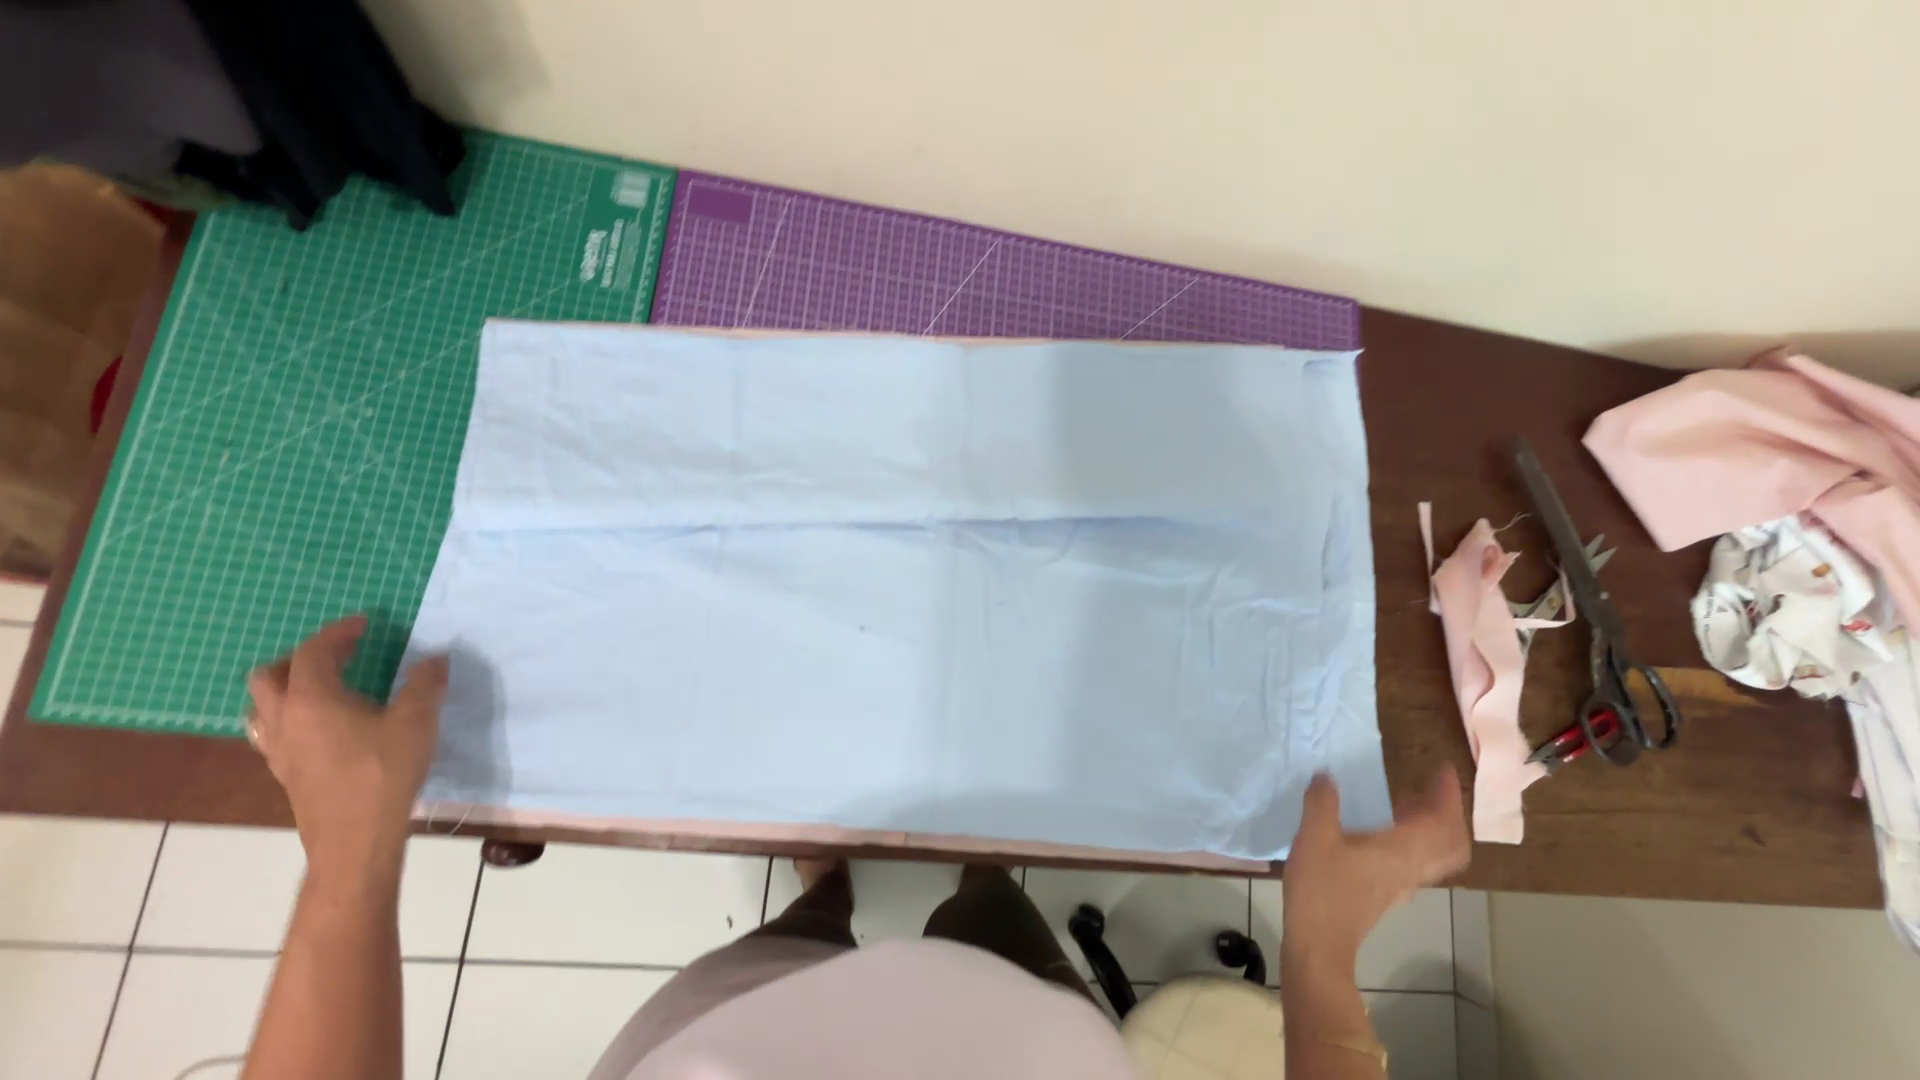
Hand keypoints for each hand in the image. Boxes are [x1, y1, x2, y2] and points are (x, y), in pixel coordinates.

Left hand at [246, 616, 448, 889]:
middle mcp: (284, 719)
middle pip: (270, 675)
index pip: (314, 652)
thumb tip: (435, 657)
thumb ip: (425, 684)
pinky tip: (322, 728)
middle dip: (301, 657)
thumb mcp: (417, 721)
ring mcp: (278, 749)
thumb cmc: (384, 773)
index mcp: (312, 698)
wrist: (355, 839)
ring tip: (323, 688)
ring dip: (287, 688)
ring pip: (263, 706)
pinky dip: (291, 716)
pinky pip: (272, 732)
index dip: (339, 633)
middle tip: (338, 654)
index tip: (364, 624)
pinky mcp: (285, 773)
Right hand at [1282, 765, 1470, 968]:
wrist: (1319, 943)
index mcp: (1401, 850)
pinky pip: (1416, 862)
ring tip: (1406, 805)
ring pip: (1434, 854)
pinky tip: (1380, 833)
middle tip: (1429, 788)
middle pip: (1450, 841)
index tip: (1441, 769)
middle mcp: (1411, 867)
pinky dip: (1412, 841)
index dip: (1448, 795)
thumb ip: (1322, 802)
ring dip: (1431, 827)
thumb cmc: (1321, 888)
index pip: (1442, 821)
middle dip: (1447, 812)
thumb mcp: (1314, 836)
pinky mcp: (1387, 894)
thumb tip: (1326, 776)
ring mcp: (1402, 884)